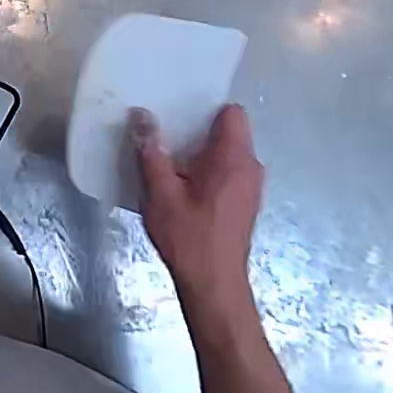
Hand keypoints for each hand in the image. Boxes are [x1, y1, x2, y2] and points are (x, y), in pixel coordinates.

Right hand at [131, 104, 263, 312]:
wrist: (213, 286)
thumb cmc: (188, 237)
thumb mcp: (160, 192)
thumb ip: (152, 150)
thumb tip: (142, 115)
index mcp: (234, 159)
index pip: (231, 113)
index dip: (204, 107)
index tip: (176, 110)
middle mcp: (250, 168)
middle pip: (228, 131)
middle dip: (195, 129)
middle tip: (163, 133)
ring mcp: (250, 187)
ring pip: (226, 153)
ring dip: (199, 152)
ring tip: (167, 159)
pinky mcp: (243, 203)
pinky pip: (227, 171)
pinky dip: (205, 169)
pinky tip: (180, 185)